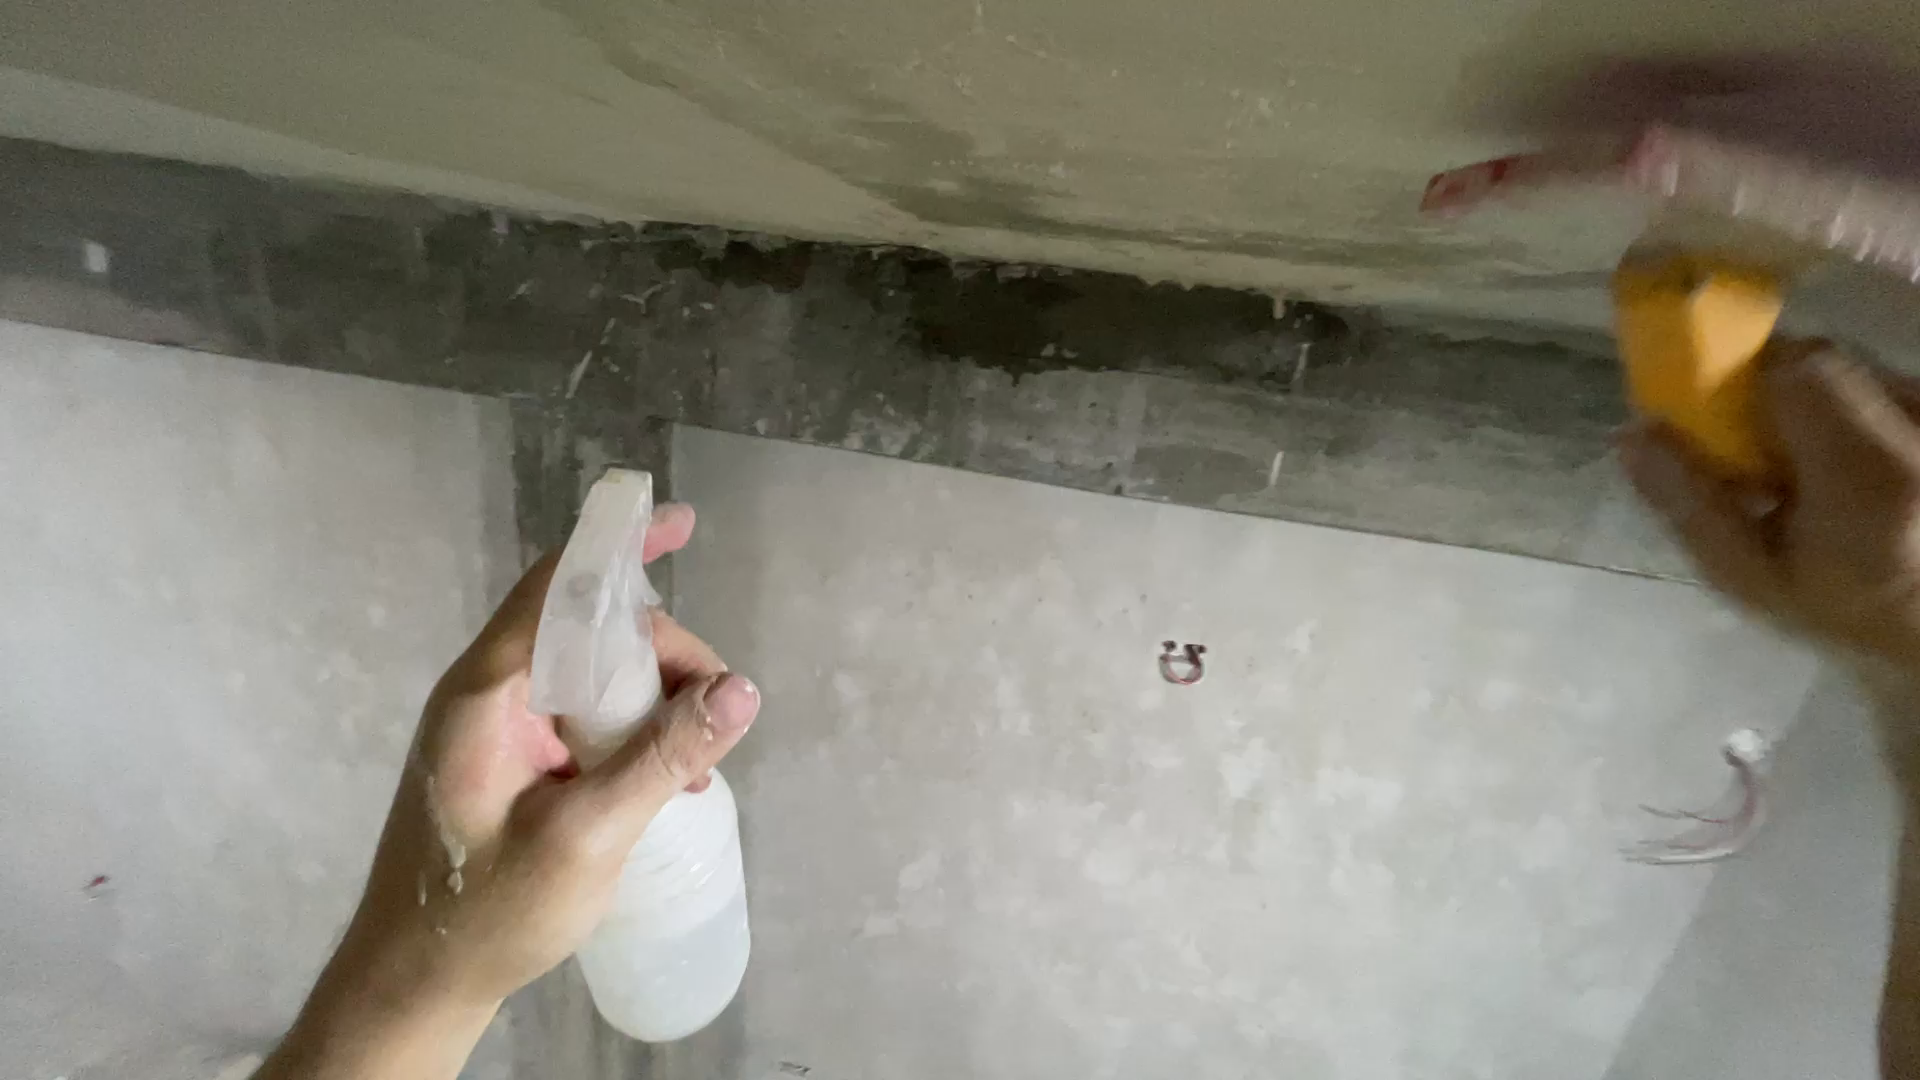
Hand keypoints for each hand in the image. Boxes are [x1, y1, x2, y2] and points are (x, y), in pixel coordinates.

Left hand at [257, 503, 760, 1079]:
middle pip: (597, 632)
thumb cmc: (484, 912)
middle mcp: (498, 692)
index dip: (619, 546)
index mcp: (488, 690)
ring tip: (702, 761)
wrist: (415, 991)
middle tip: (717, 710)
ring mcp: (512, 725)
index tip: (680, 523)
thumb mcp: (589, 832)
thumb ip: (665, 755)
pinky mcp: (528, 756)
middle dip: (669, 657)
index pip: (556, 587)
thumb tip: (744, 689)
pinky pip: (599, 715)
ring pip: (606, 674)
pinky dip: (646, 730)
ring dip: (665, 701)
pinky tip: (680, 774)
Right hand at [1619, 343, 1919, 671]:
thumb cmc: (1836, 609)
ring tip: (1801, 471)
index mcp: (1868, 475)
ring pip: (1861, 376)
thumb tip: (1631, 433)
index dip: (1743, 372)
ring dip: (1814, 408)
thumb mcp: (1740, 571)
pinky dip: (1856, 419)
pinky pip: (1894, 393)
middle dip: (1772, 394)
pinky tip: (1847, 471)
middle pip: (1829, 366)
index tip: (1703, 405)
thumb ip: (1687, 503)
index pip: (1800, 368)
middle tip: (1747, 451)